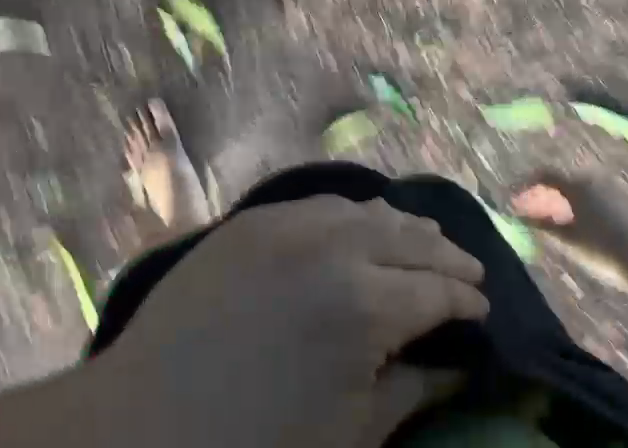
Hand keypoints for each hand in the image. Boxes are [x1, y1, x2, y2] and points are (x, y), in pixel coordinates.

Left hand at [94, 195, 489, 447]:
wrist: (143, 423)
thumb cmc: (257, 445)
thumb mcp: (351, 433)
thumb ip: (413, 389)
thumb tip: (460, 366)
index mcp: (365, 305)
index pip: (437, 293)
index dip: (467, 302)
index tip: (483, 311)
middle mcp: (332, 246)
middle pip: (408, 239)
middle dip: (445, 257)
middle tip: (469, 272)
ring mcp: (285, 223)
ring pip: (364, 211)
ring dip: (401, 227)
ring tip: (426, 242)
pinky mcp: (250, 220)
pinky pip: (316, 205)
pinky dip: (350, 214)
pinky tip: (361, 226)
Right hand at [510, 172, 627, 290]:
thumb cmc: (602, 250)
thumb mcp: (566, 240)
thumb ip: (541, 225)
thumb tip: (518, 216)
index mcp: (577, 186)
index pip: (545, 174)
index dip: (526, 183)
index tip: (514, 195)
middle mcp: (594, 181)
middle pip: (562, 181)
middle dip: (545, 193)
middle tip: (533, 210)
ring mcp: (612, 192)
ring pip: (580, 190)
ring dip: (563, 200)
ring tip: (554, 220)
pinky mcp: (626, 205)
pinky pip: (594, 198)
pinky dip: (579, 206)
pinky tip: (580, 226)